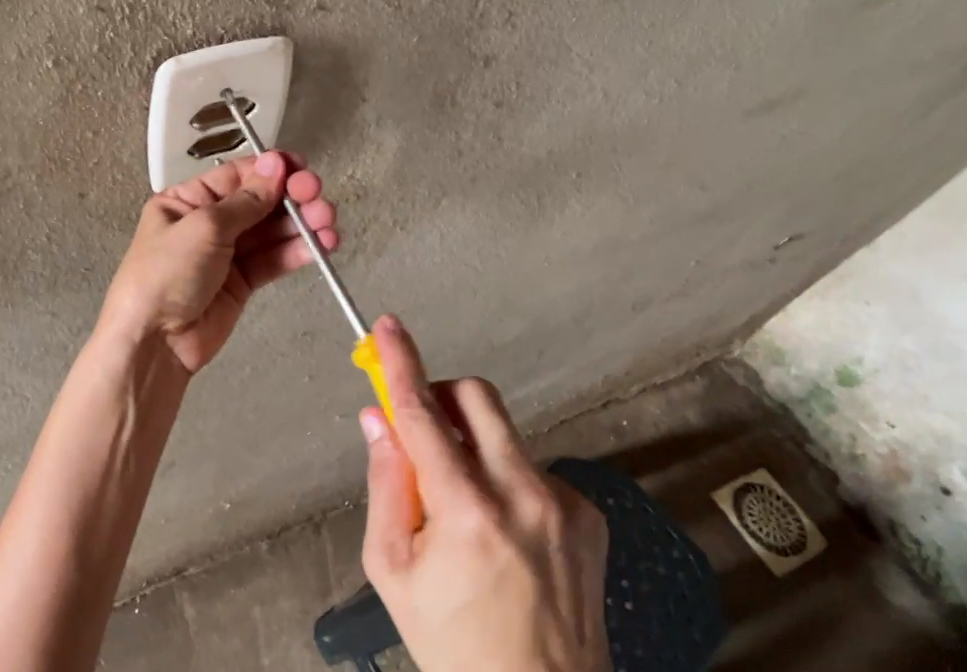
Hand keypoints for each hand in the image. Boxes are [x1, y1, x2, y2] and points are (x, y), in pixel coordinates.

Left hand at [100, 152, 337, 372]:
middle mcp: (207, 224)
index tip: (300, 167)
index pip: (235, 176)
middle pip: (258, 202)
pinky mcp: (242, 284)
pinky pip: (273, 260)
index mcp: (186, 201)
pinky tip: (320, 245)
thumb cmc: (163, 276)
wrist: (154, 342)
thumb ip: (245, 201)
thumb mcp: (203, 227)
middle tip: (316, 194)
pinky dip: (297, 252)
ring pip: (271, 232)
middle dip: (290, 196)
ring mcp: (226, 255)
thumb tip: (274, 166)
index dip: (269, 170)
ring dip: (301, 224)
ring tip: (327, 222)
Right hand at [359, 316, 610, 671]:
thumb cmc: (455, 645)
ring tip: (463, 510)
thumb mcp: (392, 570)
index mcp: (467, 513)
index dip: (400, 363)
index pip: (423, 415)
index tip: (387, 327)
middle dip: (442, 393)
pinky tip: (503, 533)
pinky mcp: (588, 515)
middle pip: (478, 397)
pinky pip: (534, 470)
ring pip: (505, 435)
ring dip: (473, 447)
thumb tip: (378, 421)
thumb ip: (385, 484)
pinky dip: (507, 481)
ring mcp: (564, 503)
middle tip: (421, 423)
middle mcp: (524, 497)